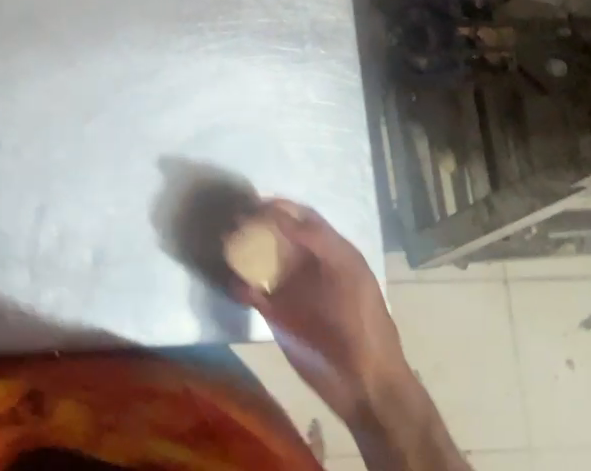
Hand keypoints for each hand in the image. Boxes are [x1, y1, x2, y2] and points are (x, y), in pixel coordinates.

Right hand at [232, 199, 410, 423]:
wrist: (364, 384)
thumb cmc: (361, 323)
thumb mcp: (347, 273)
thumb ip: (317, 240)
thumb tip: (278, 214)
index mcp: (331, 252)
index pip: (301, 217)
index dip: (279, 208)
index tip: (254, 206)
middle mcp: (309, 265)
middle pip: (277, 235)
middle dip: (254, 226)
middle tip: (233, 222)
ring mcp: (292, 290)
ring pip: (261, 260)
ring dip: (243, 252)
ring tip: (226, 246)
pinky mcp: (277, 314)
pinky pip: (252, 292)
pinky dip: (240, 285)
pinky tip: (233, 283)